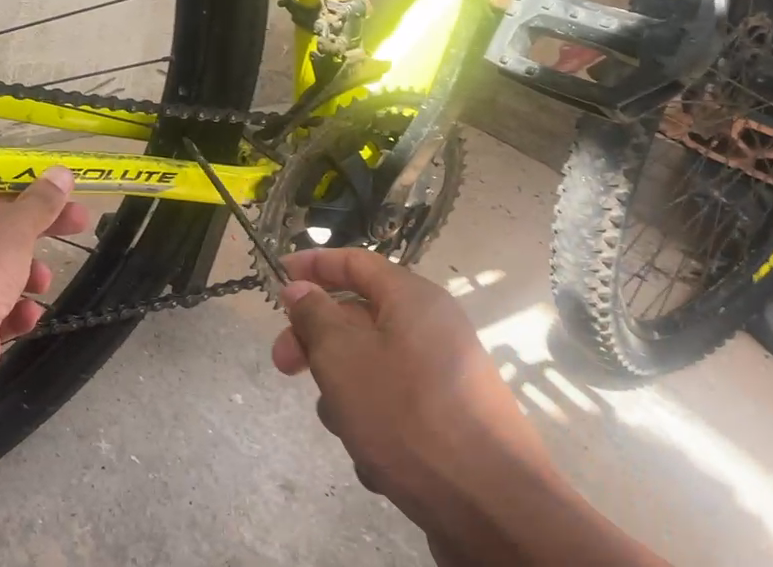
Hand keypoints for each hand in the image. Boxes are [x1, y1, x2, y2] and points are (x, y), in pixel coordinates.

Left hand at [0, 168, 88, 412]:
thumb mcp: (15, 224)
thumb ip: (41, 201)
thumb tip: (62, 174)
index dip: (20, 189)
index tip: (54, 191)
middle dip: (35, 232)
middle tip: (79, 221)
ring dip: (25, 276)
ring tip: (42, 281)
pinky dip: (13, 312)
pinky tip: (27, 314)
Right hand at [270, 249, 554, 549]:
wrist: (495, 510)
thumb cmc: (408, 417)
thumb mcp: (342, 357)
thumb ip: (314, 315)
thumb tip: (301, 289)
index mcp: (414, 301)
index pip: (355, 262)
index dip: (313, 265)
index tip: (277, 278)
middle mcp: (434, 332)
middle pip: (358, 320)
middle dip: (316, 344)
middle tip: (283, 366)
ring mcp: (445, 380)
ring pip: (371, 369)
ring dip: (343, 394)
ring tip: (346, 428)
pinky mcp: (451, 424)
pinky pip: (395, 409)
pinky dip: (375, 427)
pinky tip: (375, 460)